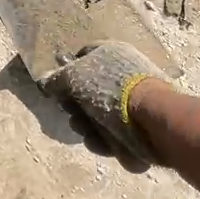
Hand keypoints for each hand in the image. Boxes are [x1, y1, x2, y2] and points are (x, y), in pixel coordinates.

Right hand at [44, 42, 168, 163]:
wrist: (153, 122)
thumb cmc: (111, 90)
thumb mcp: (72, 78)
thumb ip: (55, 80)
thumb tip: (46, 83)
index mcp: (111, 54)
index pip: (82, 57)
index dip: (67, 72)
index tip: (60, 88)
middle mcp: (123, 75)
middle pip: (88, 92)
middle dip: (77, 108)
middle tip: (74, 115)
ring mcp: (135, 103)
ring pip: (100, 117)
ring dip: (89, 128)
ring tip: (90, 134)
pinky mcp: (143, 129)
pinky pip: (116, 136)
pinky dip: (108, 142)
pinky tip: (105, 144)